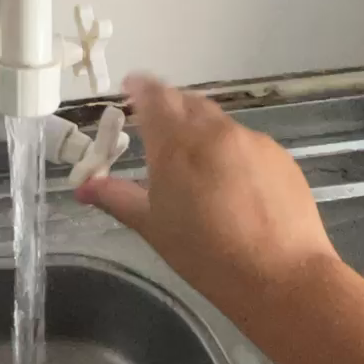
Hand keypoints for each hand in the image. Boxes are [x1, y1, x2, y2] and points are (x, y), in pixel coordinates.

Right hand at [76, 73, 338, 302]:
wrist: (280, 276)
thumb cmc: (204, 254)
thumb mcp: (152, 226)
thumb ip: (116, 198)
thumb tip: (83, 187)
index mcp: (177, 144)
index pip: (154, 96)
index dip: (140, 87)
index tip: (129, 87)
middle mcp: (215, 132)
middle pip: (187, 102)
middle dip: (168, 107)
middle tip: (154, 127)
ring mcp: (252, 141)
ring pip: (218, 123)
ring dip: (199, 130)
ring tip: (192, 162)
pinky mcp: (279, 157)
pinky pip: (245, 143)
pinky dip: (227, 151)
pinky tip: (229, 185)